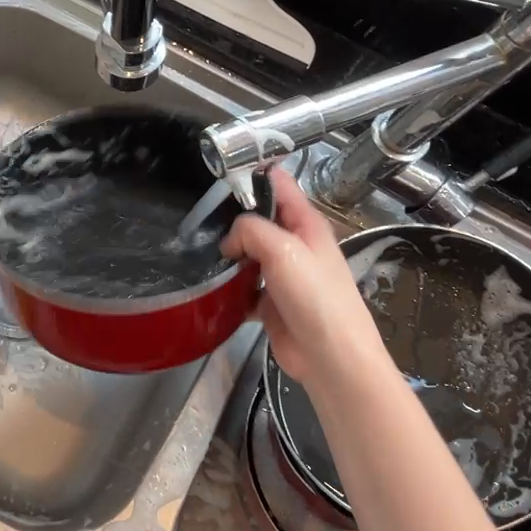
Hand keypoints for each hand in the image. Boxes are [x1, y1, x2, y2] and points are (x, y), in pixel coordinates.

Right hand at [221, 169, 374, 381]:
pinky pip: (242, 285)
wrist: (330, 358)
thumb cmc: (315, 299)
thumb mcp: (283, 250)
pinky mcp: (270, 301)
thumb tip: (230, 238)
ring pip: (247, 252)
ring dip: (227, 253)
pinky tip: (213, 286)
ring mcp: (282, 274)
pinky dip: (229, 286)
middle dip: (231, 217)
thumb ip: (251, 229)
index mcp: (305, 224)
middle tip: (200, 218)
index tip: (217, 173)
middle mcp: (295, 244)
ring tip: (201, 252)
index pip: (278, 183)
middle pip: (258, 218)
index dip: (251, 173)